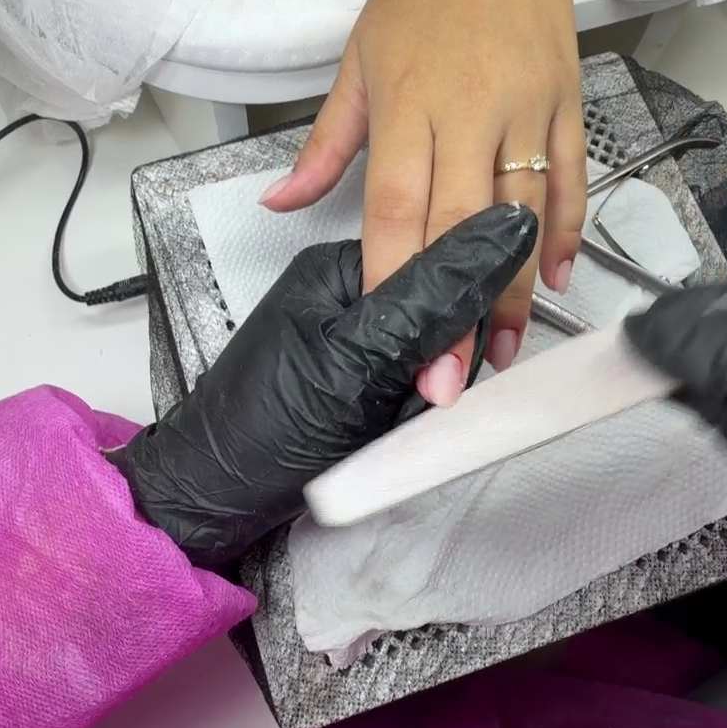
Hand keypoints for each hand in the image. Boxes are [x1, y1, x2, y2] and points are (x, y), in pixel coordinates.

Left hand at [111, 205, 536, 568]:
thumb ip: (433, 299)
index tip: (441, 373)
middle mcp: (346, 290)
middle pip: (443, 307)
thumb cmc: (266, 427)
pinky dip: (405, 413)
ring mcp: (348, 334)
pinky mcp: (351, 374)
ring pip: (433, 352)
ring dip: (423, 395)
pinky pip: (408, 382)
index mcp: (343, 265)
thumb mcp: (360, 359)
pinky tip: (379, 433)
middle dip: (441, 366)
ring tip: (383, 424)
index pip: (444, 260)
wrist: (219, 497)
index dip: (461, 324)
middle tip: (406, 404)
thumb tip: (507, 229)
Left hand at [260, 0, 586, 383]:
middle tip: (451, 379)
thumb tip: (277, 201)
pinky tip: (553, 280)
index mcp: (406, 105)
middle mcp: (469, 111)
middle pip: (463, 228)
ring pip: (524, 215)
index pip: (396, 210)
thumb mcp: (354, 63)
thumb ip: (322, 145)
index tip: (397, 344)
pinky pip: (572, 178)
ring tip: (502, 351)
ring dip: (514, 289)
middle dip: (457, 311)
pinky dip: (565, 232)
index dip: (395, 282)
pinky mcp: (569, 100)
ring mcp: (528, 107)